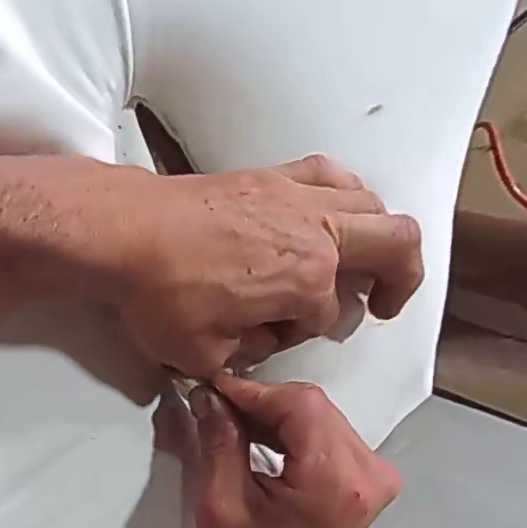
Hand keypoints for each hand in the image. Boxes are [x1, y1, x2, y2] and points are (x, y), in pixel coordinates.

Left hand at [90, 155, 422, 375]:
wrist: (125, 233)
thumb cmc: (160, 295)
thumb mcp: (202, 353)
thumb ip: (244, 353)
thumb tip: (260, 336)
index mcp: (306, 281)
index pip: (323, 318)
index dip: (300, 335)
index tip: (269, 337)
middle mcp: (316, 232)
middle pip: (394, 245)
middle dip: (402, 280)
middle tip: (386, 304)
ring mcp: (296, 195)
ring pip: (372, 203)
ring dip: (381, 234)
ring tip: (364, 258)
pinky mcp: (271, 175)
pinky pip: (329, 174)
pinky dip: (345, 192)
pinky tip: (331, 210)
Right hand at [189, 371, 399, 527]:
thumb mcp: (221, 504)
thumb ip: (219, 443)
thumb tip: (209, 395)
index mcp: (332, 480)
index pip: (298, 405)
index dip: (254, 391)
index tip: (215, 390)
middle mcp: (366, 469)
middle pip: (311, 404)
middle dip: (262, 401)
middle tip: (221, 408)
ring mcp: (376, 469)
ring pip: (319, 412)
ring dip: (276, 412)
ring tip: (239, 424)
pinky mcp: (373, 469)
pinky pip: (328, 427)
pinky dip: (294, 426)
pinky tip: (265, 436)